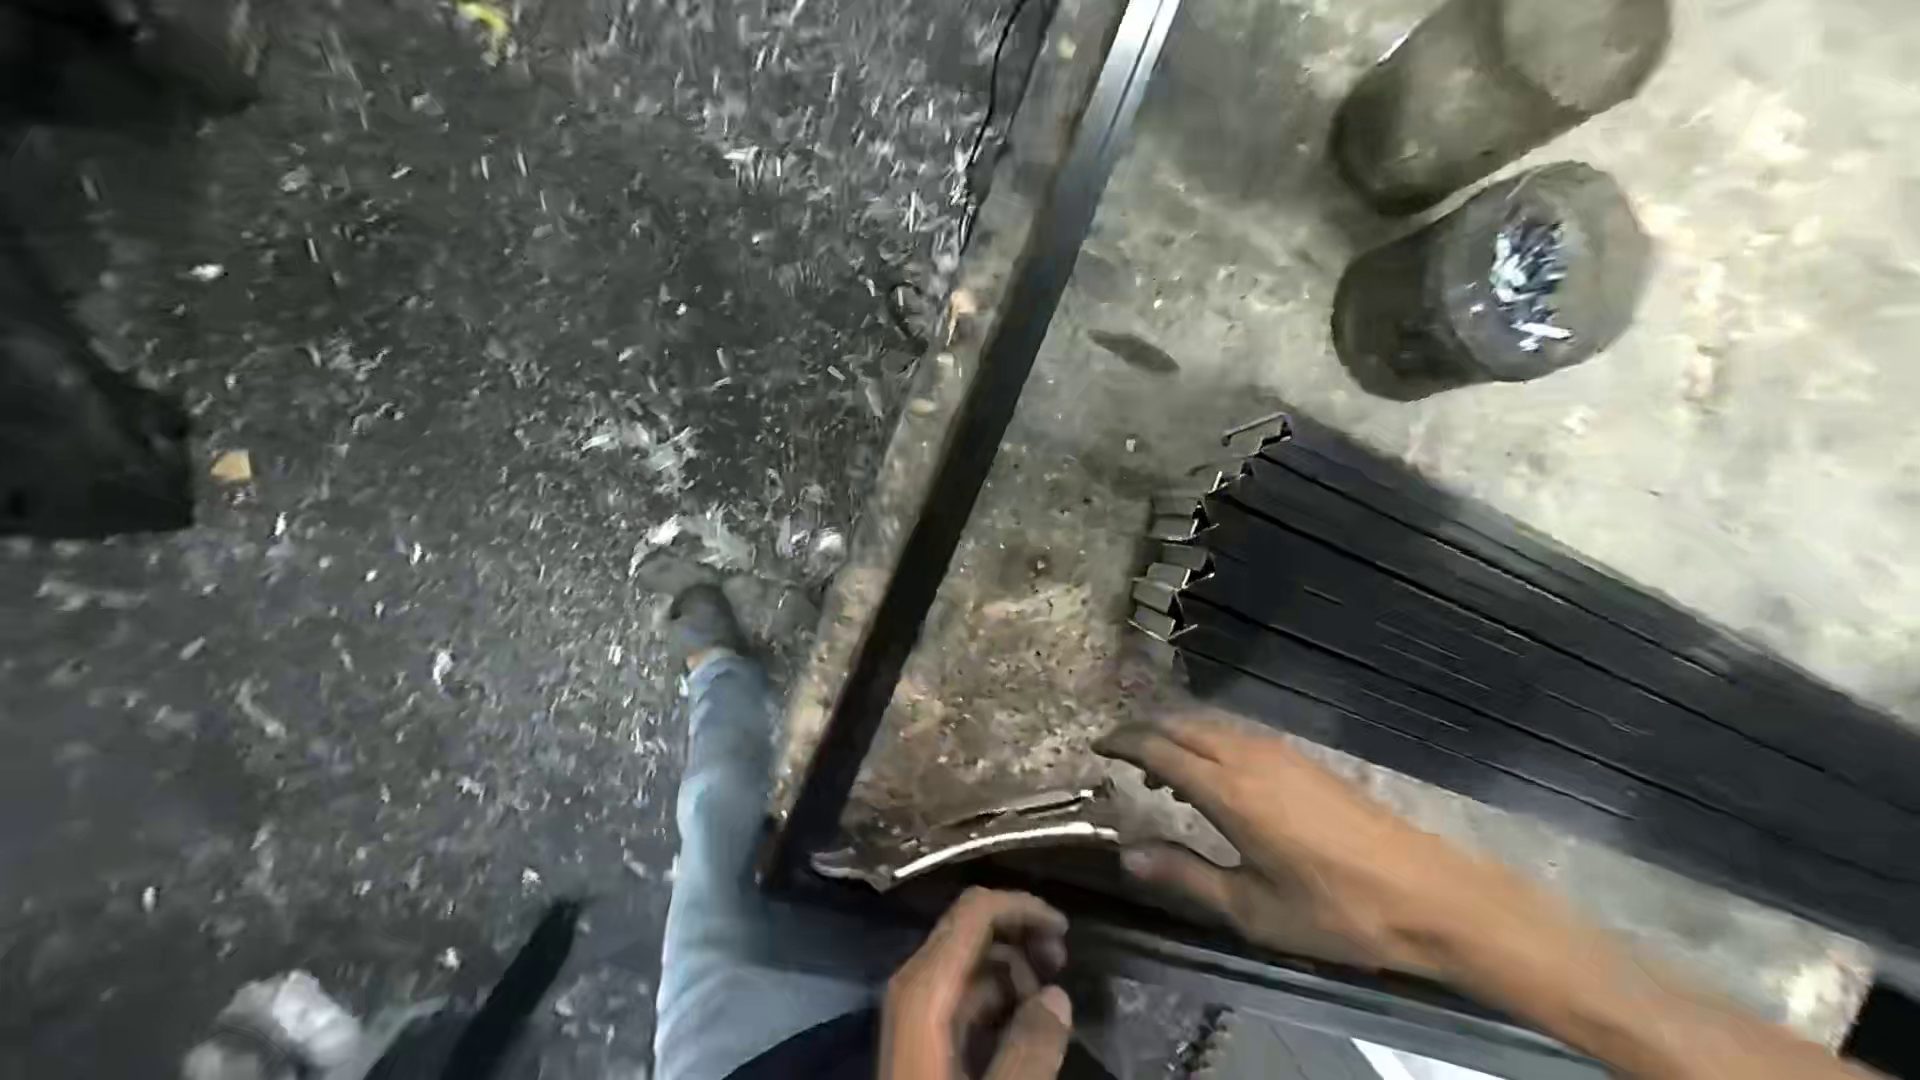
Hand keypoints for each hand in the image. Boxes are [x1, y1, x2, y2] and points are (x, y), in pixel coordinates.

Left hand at [880, 888, 1074, 1079]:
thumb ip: (1030, 1052)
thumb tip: (1057, 997)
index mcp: (924, 989)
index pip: (974, 911)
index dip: (1022, 908)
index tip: (1066, 932)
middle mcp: (915, 986)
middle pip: (972, 930)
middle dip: (1022, 938)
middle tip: (1063, 967)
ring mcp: (918, 1011)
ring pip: (973, 964)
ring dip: (1015, 973)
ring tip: (1049, 1009)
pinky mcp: (926, 1038)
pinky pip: (968, 998)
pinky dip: (1001, 1001)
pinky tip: (1026, 1030)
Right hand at [1096, 708, 1516, 975]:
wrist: (1430, 894)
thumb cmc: (1336, 911)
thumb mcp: (1252, 908)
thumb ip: (1185, 875)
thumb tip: (1128, 856)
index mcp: (1229, 791)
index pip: (1157, 748)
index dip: (1122, 743)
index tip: (1097, 749)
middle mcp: (1246, 756)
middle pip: (1178, 724)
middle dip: (1143, 732)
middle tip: (1120, 758)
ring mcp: (1276, 750)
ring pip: (1206, 724)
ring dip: (1174, 736)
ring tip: (1160, 773)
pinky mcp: (1298, 755)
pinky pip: (1232, 732)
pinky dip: (1204, 741)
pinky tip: (1212, 776)